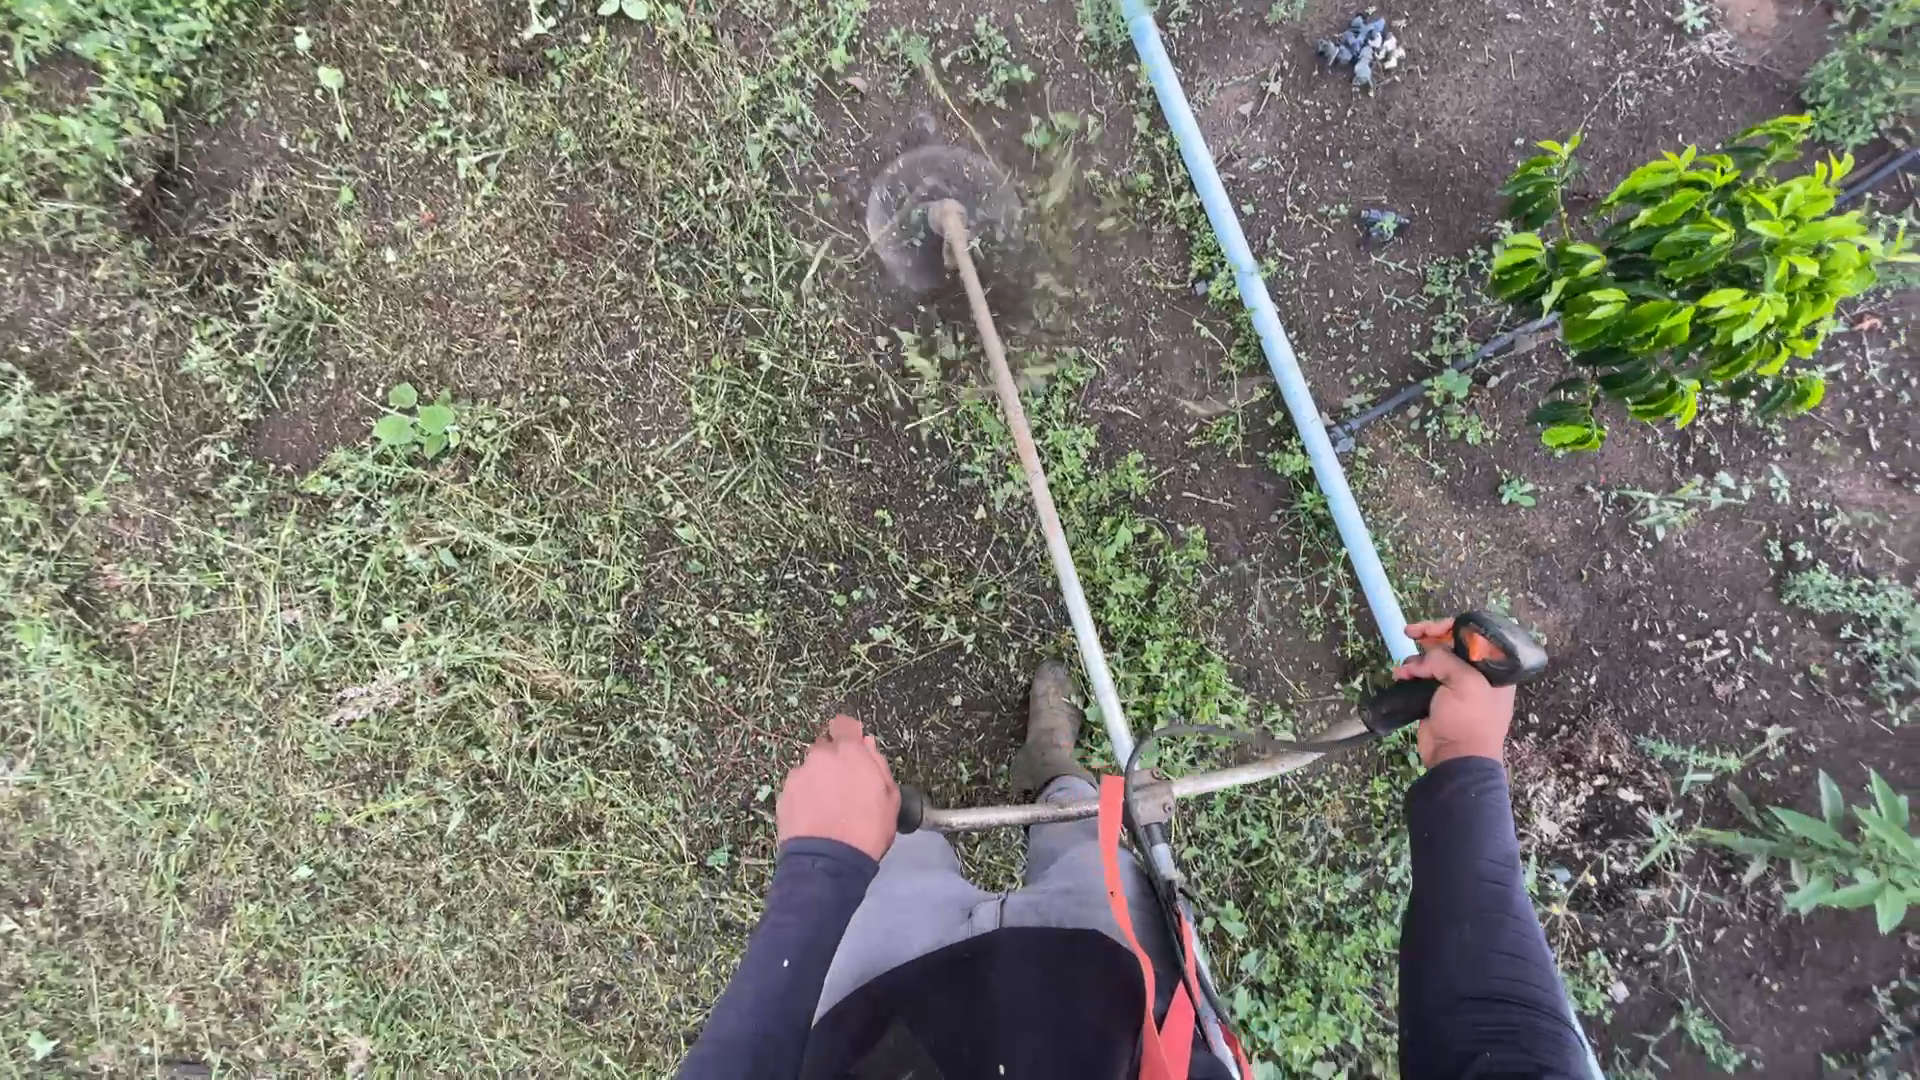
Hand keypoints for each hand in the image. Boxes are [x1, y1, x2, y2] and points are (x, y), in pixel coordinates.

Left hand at [775, 714, 899, 860]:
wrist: (828, 863)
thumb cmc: (868, 829)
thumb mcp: (890, 797)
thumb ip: (878, 765)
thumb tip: (867, 745)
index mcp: (849, 751)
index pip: (843, 724)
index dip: (848, 733)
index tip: (853, 747)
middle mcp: (820, 756)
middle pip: (826, 748)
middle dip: (834, 761)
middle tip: (844, 786)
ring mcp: (799, 775)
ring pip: (811, 769)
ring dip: (818, 779)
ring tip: (827, 807)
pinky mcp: (784, 795)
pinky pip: (798, 787)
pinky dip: (804, 796)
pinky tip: (814, 816)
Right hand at [1392, 618, 1514, 767]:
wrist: (1455, 756)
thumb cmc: (1469, 720)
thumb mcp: (1465, 683)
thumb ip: (1446, 660)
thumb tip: (1426, 655)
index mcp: (1494, 670)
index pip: (1474, 638)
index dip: (1451, 628)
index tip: (1429, 628)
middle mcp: (1477, 675)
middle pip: (1451, 645)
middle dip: (1429, 637)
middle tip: (1409, 632)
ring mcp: (1456, 687)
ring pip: (1433, 660)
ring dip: (1416, 660)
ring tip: (1404, 670)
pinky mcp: (1437, 697)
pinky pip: (1422, 676)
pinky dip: (1410, 672)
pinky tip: (1400, 676)